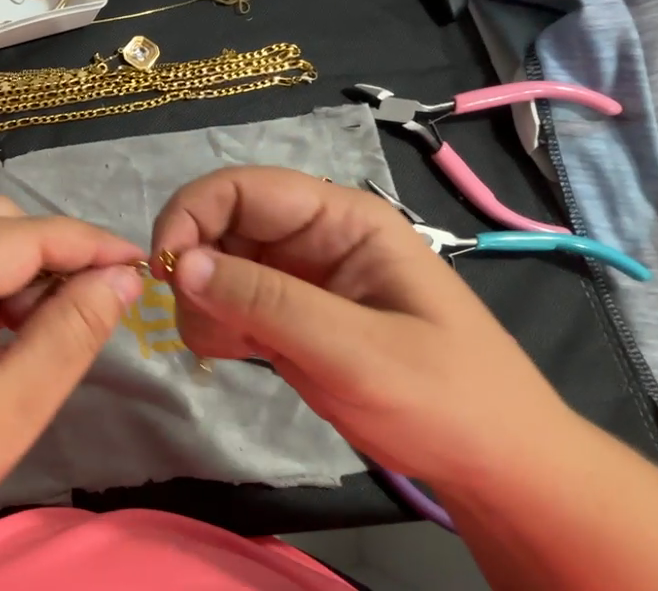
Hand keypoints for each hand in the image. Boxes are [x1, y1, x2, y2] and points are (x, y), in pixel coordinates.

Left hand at [0, 195, 144, 568]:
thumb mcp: (16, 406)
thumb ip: (72, 331)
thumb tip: (122, 276)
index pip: (23, 234)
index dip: (87, 243)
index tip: (141, 263)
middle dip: (49, 251)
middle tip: (81, 309)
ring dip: (19, 258)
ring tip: (38, 325)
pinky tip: (4, 321)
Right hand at [151, 167, 573, 489]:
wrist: (493, 469)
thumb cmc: (445, 399)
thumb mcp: (358, 351)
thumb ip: (266, 302)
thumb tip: (177, 264)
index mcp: (340, 219)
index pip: (241, 188)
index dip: (191, 213)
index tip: (164, 269)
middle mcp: (308, 236)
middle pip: (217, 223)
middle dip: (192, 266)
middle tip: (197, 318)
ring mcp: (292, 275)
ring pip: (208, 263)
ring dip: (198, 301)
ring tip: (226, 347)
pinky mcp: (279, 313)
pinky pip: (219, 300)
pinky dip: (209, 323)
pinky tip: (234, 354)